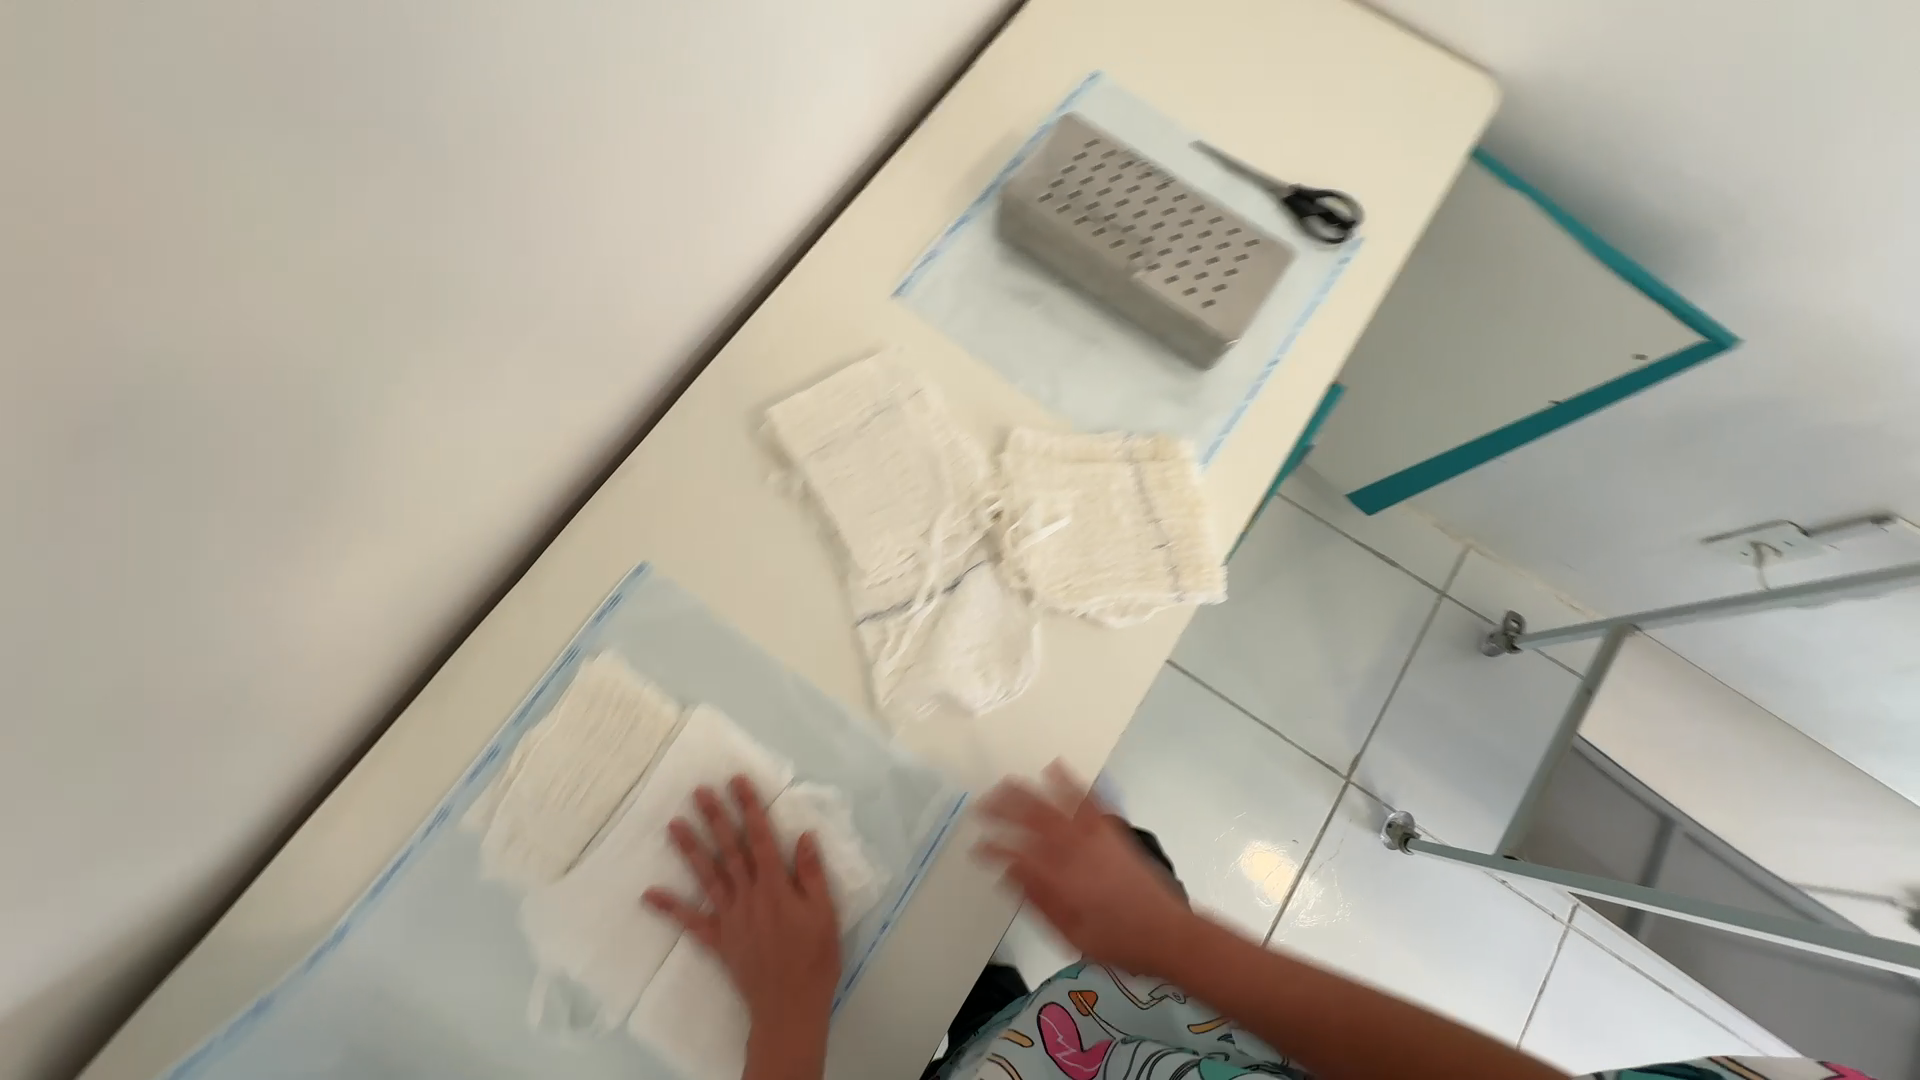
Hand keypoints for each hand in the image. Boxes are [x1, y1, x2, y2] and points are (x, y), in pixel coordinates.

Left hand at [643, 776, 840, 1036]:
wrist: (790, 1006)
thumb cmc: (814, 957)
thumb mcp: (825, 912)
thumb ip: (811, 873)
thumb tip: (803, 835)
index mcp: (775, 885)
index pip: (761, 838)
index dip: (749, 808)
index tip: (738, 782)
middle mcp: (748, 895)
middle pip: (729, 849)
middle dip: (716, 818)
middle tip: (700, 791)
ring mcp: (729, 917)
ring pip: (707, 875)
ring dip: (690, 849)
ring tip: (673, 824)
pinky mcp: (717, 940)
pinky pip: (690, 921)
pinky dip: (669, 908)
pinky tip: (649, 894)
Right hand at [976, 762, 1194, 976]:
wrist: (1167, 933)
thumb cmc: (1117, 941)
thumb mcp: (1070, 934)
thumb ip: (1038, 900)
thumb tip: (1008, 874)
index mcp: (1060, 876)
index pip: (1016, 854)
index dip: (993, 849)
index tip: (976, 848)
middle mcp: (1073, 847)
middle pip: (1031, 818)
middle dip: (1002, 808)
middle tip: (982, 804)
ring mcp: (1094, 833)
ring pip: (1054, 803)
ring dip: (1027, 790)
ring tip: (1006, 781)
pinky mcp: (1111, 828)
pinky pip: (1088, 797)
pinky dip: (1070, 780)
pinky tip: (1056, 767)